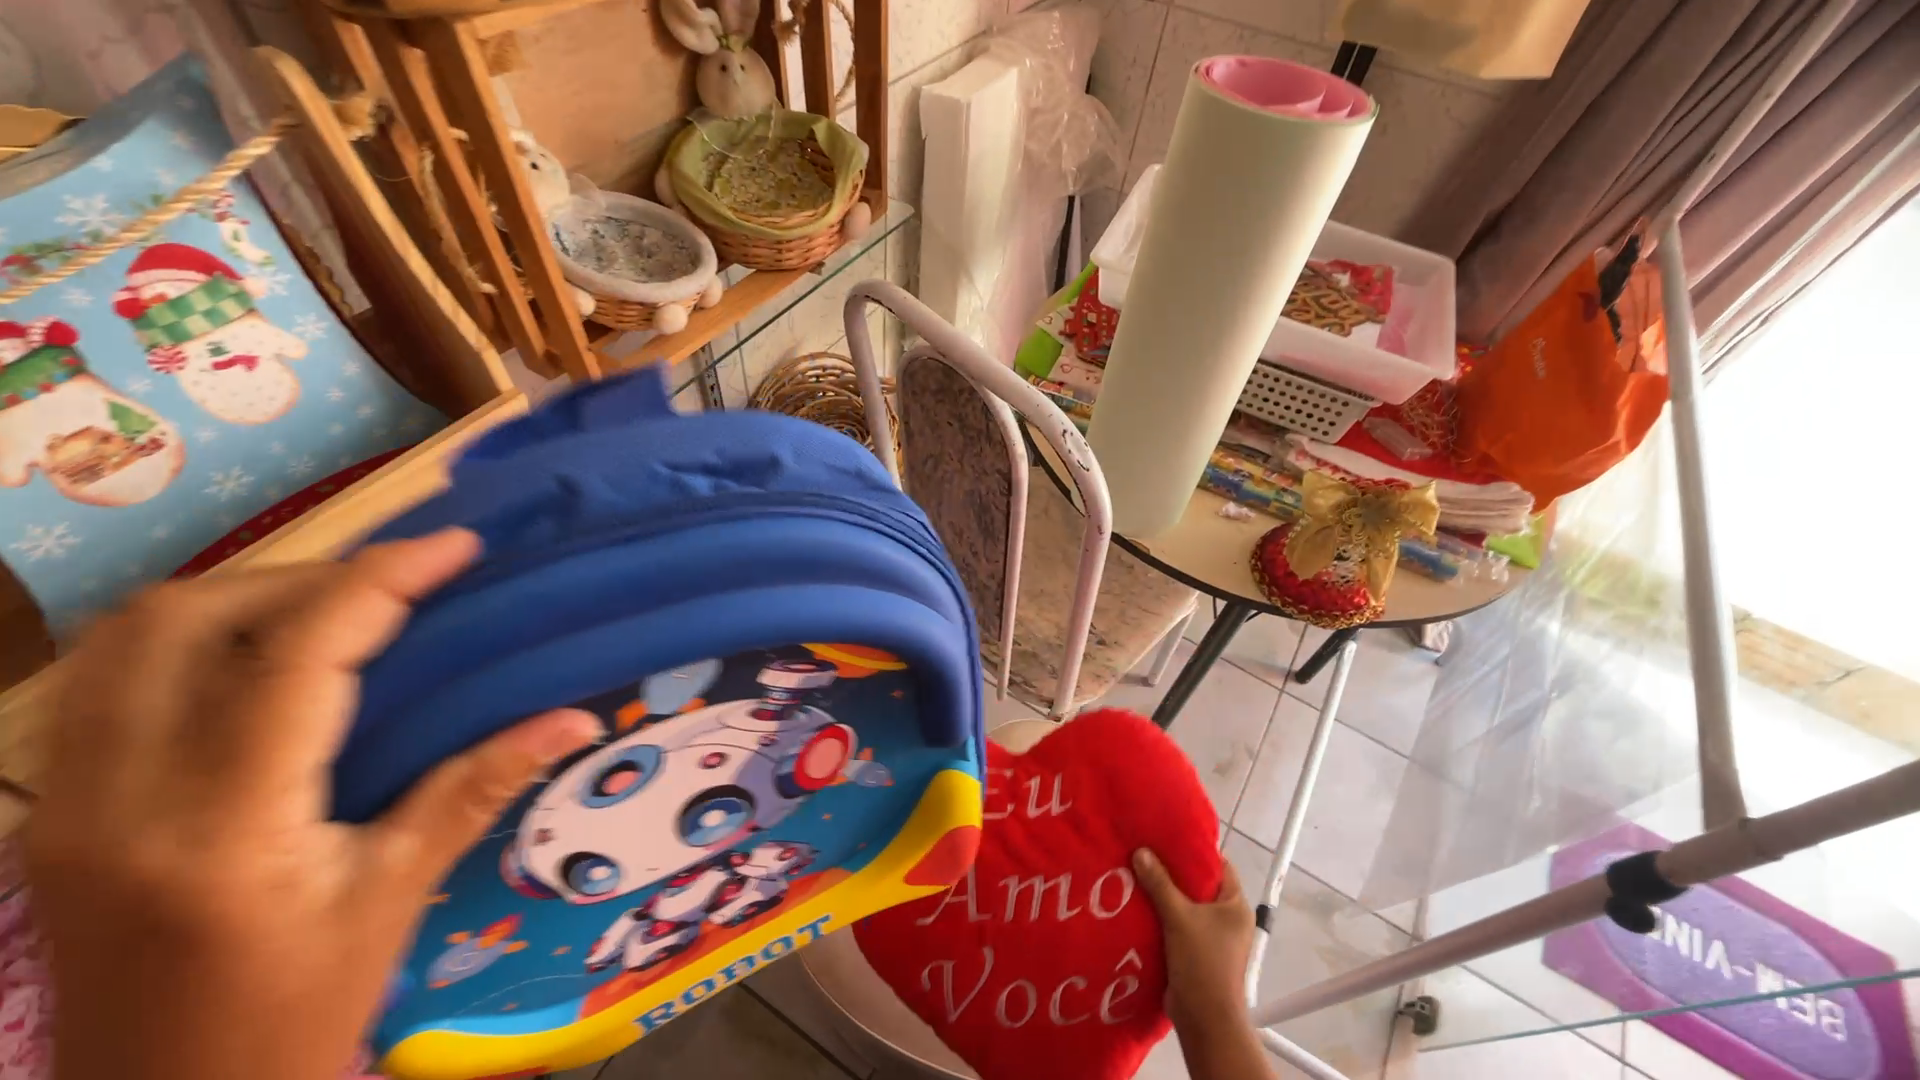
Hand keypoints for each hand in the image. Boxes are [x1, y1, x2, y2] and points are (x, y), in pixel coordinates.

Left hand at [26, 529, 599, 1079]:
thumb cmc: (295, 1015)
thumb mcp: (393, 898)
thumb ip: (475, 789)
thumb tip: (576, 718)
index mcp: (222, 827)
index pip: (294, 660)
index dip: (378, 583)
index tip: (452, 547)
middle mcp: (117, 799)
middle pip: (183, 622)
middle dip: (301, 574)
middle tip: (395, 579)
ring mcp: (64, 803)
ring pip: (128, 641)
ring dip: (240, 596)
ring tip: (337, 602)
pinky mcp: (54, 810)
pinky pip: (108, 680)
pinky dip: (193, 637)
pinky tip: (265, 655)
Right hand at [1133, 847, 1253, 1032]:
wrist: (1204, 1018)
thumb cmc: (1202, 962)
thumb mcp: (1179, 916)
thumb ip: (1160, 883)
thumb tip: (1141, 851)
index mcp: (1235, 906)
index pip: (1220, 866)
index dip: (1196, 851)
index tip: (1170, 838)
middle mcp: (1229, 919)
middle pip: (1201, 886)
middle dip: (1174, 873)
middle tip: (1147, 854)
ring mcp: (1214, 938)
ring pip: (1187, 907)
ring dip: (1165, 896)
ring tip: (1138, 876)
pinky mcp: (1198, 953)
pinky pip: (1179, 926)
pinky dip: (1163, 917)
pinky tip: (1140, 907)